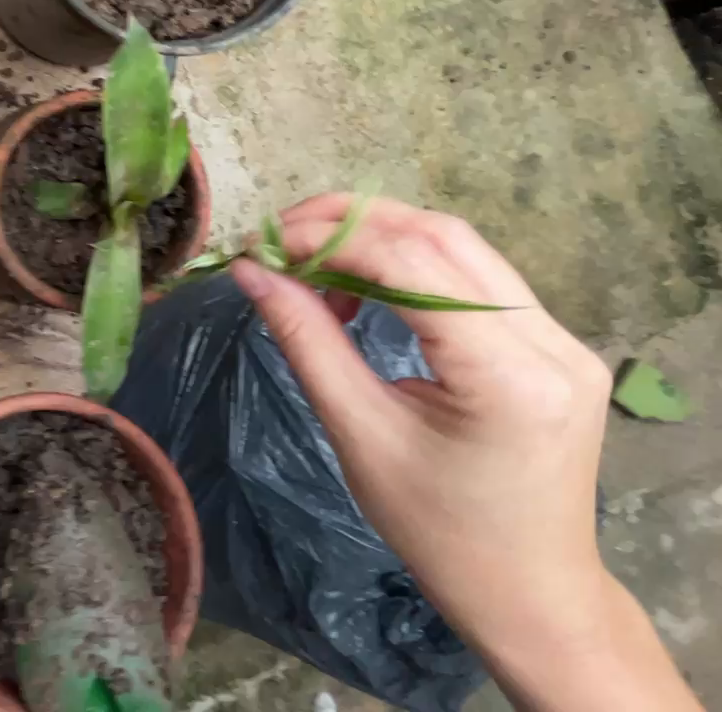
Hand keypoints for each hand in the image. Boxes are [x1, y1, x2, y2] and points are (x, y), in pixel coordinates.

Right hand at [230, 195, 697, 711]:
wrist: (524, 586)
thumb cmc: (432, 522)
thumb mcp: (354, 427)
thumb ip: (303, 336)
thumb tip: (249, 271)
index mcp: (508, 372)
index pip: (410, 263)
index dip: (325, 239)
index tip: (257, 247)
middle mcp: (550, 340)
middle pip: (439, 235)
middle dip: (345, 222)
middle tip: (274, 239)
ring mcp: (558, 337)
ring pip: (455, 245)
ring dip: (370, 238)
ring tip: (305, 264)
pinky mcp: (546, 342)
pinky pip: (465, 275)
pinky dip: (398, 265)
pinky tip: (354, 289)